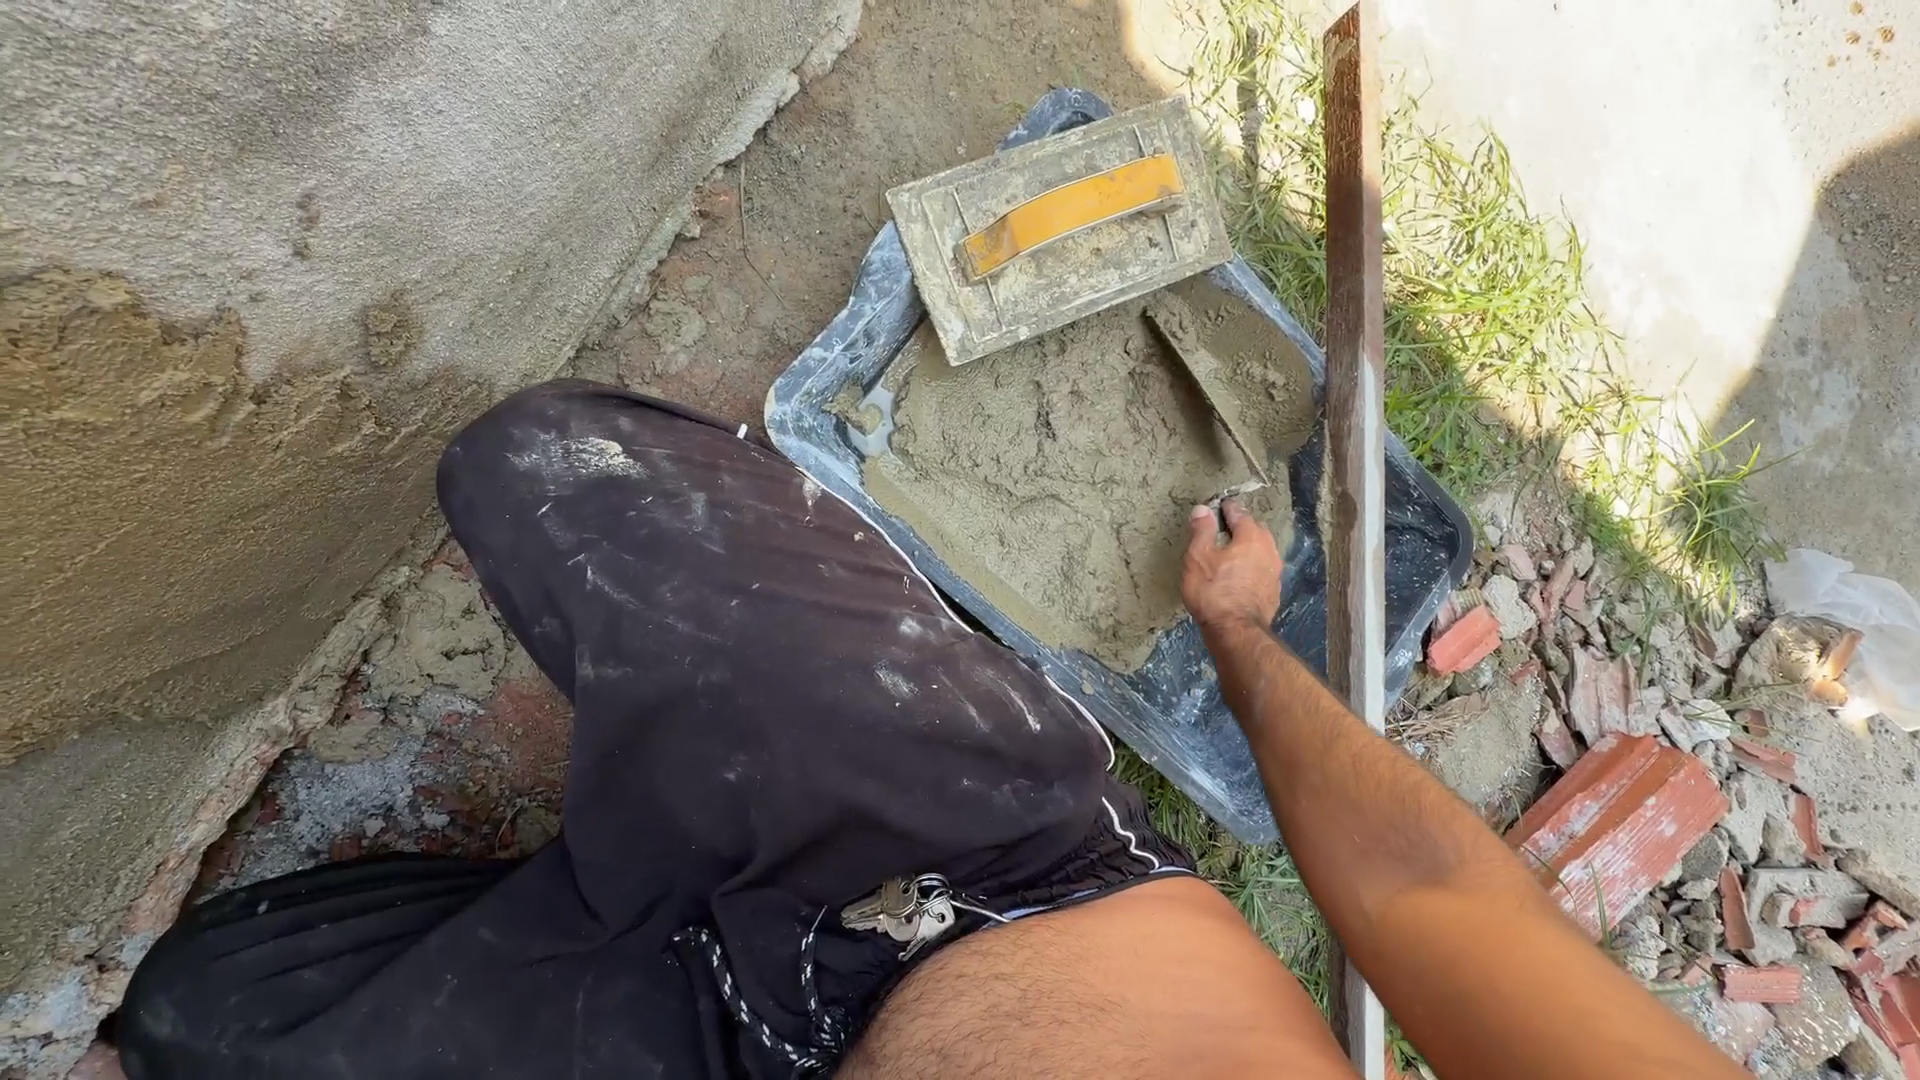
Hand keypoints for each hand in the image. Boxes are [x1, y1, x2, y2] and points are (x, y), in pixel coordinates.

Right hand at [1181, 500, 1282, 633]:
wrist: (1235, 630)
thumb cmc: (1213, 591)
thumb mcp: (1198, 557)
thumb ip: (1201, 530)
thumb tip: (1202, 509)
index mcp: (1251, 537)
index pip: (1240, 514)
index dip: (1228, 508)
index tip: (1221, 505)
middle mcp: (1269, 550)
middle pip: (1256, 530)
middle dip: (1242, 526)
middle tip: (1225, 527)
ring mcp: (1274, 573)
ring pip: (1263, 550)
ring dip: (1250, 547)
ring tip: (1233, 551)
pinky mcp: (1273, 592)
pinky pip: (1263, 569)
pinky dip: (1253, 566)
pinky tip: (1241, 574)